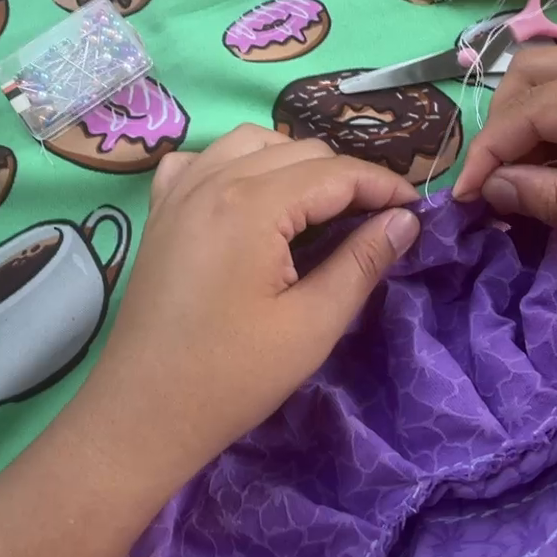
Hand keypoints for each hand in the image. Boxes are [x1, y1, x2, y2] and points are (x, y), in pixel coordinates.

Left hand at [66, 125, 421, 486]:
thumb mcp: (312, 326)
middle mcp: (214, 179)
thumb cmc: (231, 377)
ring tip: (317, 205)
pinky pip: (203, 159)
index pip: (335, 172)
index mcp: (253, 205)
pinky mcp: (160, 209)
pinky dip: (234, 163)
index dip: (383, 184)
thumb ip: (362, 262)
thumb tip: (405, 220)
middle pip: (298, 150)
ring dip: (293, 161)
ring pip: (251, 142)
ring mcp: (180, 190)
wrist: (141, 414)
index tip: (415, 208)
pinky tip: (245, 196)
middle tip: (374, 218)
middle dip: (345, 176)